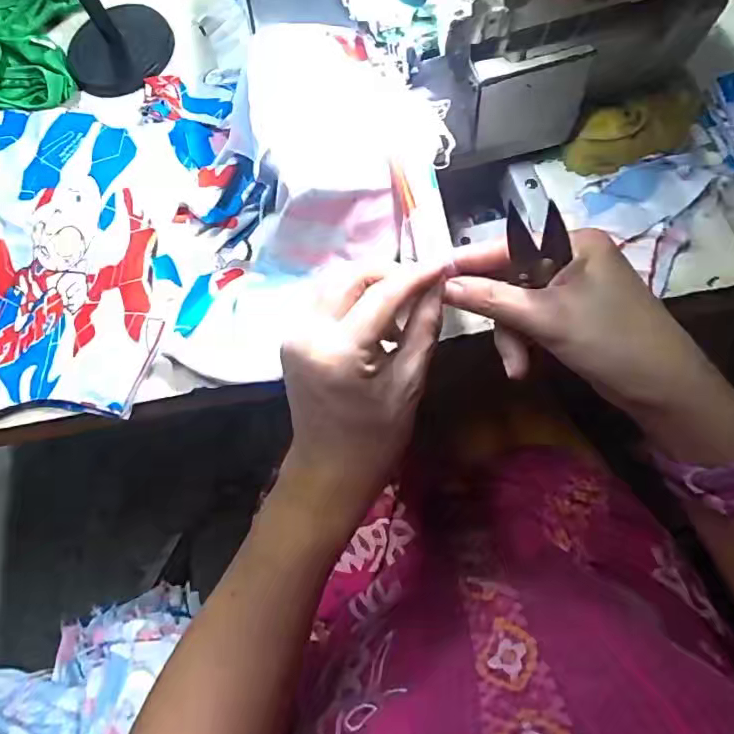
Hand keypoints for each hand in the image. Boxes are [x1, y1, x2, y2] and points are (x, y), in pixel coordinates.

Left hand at [277, 261, 446, 520]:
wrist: (328, 469)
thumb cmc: (376, 437)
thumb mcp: (409, 383)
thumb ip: (424, 327)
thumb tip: (438, 284)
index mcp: (339, 350)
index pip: (381, 294)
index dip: (415, 275)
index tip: (442, 263)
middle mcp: (308, 332)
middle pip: (351, 276)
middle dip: (389, 273)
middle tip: (421, 285)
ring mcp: (294, 332)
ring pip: (335, 282)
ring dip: (370, 283)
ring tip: (400, 304)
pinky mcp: (292, 335)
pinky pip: (325, 299)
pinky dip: (352, 297)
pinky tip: (375, 317)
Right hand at [443, 230, 733, 463]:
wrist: (669, 393)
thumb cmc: (610, 343)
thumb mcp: (545, 319)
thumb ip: (491, 298)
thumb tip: (445, 284)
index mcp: (573, 242)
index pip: (508, 245)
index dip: (471, 261)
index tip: (435, 274)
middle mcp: (573, 255)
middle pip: (512, 276)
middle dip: (501, 316)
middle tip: (489, 339)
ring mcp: (576, 284)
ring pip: (520, 302)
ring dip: (513, 335)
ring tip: (517, 367)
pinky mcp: (577, 311)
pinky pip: (535, 316)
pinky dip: (527, 340)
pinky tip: (525, 366)